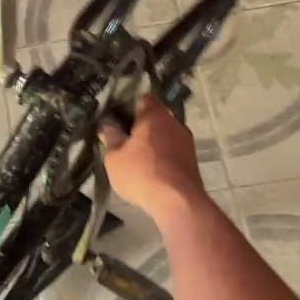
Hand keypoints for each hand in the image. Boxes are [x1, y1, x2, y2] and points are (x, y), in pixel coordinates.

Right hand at [100, 94, 204, 221]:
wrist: (177, 201)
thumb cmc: (141, 173)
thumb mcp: (115, 158)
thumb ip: (111, 139)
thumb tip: (107, 127)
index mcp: (155, 115)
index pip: (144, 98)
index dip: (130, 105)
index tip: (118, 118)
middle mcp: (174, 122)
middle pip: (156, 117)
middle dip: (141, 126)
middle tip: (124, 140)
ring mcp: (186, 142)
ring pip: (165, 135)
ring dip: (153, 143)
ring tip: (137, 158)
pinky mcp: (192, 160)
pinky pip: (173, 151)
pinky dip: (162, 156)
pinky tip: (151, 171)